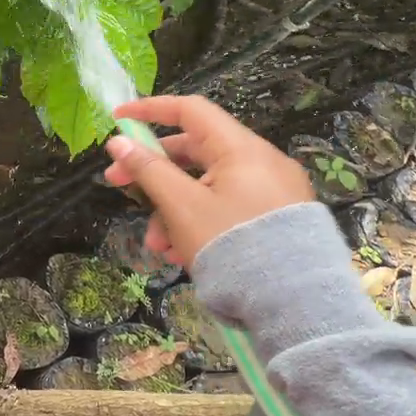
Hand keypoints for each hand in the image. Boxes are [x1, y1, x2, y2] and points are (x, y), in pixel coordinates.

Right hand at [102, 95, 314, 265]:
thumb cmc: (231, 243)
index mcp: (242, 150)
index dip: (150, 109)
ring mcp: (273, 192)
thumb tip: (119, 142)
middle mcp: (262, 163)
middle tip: (118, 184)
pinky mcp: (277, 219)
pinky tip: (182, 252)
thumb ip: (147, 169)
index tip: (117, 118)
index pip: (190, 111)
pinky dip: (198, 220)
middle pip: (194, 151)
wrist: (297, 306)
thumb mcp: (179, 205)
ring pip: (207, 185)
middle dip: (152, 171)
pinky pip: (227, 206)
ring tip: (157, 243)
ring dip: (172, 207)